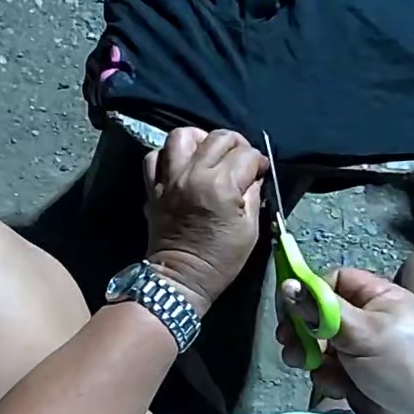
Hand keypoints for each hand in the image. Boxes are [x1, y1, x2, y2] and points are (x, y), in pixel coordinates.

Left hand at [142, 128, 267, 315]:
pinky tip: (181, 165)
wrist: (180, 277)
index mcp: (221, 186)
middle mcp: (192, 175)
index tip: (260, 172)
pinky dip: (167, 155)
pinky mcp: (153, 188)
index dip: (258, 162)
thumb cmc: (220, 259)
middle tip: (240, 160)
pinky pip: (154, 157)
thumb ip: (253, 195)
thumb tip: (254, 175)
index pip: (247, 155)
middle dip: (236, 145)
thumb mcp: (250, 229)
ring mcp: (169, 180)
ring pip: (181, 136)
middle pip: (218, 138)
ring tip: (208, 153)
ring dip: (199, 139)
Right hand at [276, 267, 413, 413]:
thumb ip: (321, 309)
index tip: (292, 309)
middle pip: (318, 310)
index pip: (334, 280)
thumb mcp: (362, 334)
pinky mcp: (351, 369)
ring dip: (307, 353)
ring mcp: (358, 344)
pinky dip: (325, 374)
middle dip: (302, 328)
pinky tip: (337, 385)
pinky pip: (324, 364)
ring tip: (305, 364)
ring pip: (315, 339)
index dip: (311, 292)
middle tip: (287, 341)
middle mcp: (367, 316)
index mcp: (379, 297)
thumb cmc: (403, 368)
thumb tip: (287, 285)